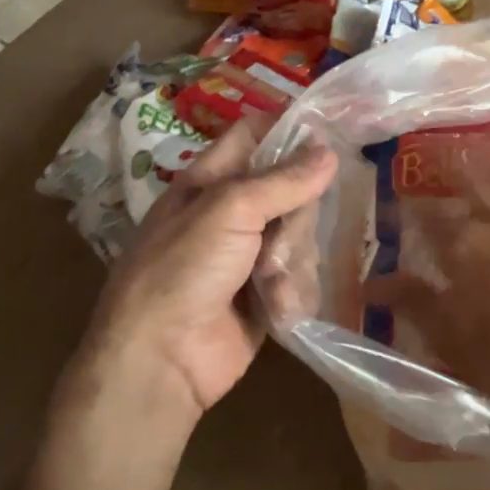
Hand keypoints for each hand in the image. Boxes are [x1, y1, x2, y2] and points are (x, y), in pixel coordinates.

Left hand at [77, 113, 337, 418]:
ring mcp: (248, 256)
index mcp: (208, 182)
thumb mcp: (229, 211)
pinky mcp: (266, 295)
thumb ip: (283, 180)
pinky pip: (300, 277)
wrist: (159, 361)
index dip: (287, 128)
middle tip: (283, 234)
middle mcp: (229, 214)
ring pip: (301, 235)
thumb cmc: (182, 270)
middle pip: (290, 189)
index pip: (253, 135)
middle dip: (296, 214)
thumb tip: (329, 151)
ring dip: (291, 259)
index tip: (329, 132)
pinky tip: (278, 306)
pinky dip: (291, 291)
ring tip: (270, 281)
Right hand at [364, 149, 489, 446]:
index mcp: (462, 246)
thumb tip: (371, 281)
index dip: (411, 208)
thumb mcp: (450, 339)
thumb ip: (413, 302)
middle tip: (440, 151)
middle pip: (470, 181)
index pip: (427, 217)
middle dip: (451, 166)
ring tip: (482, 147)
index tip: (400, 201)